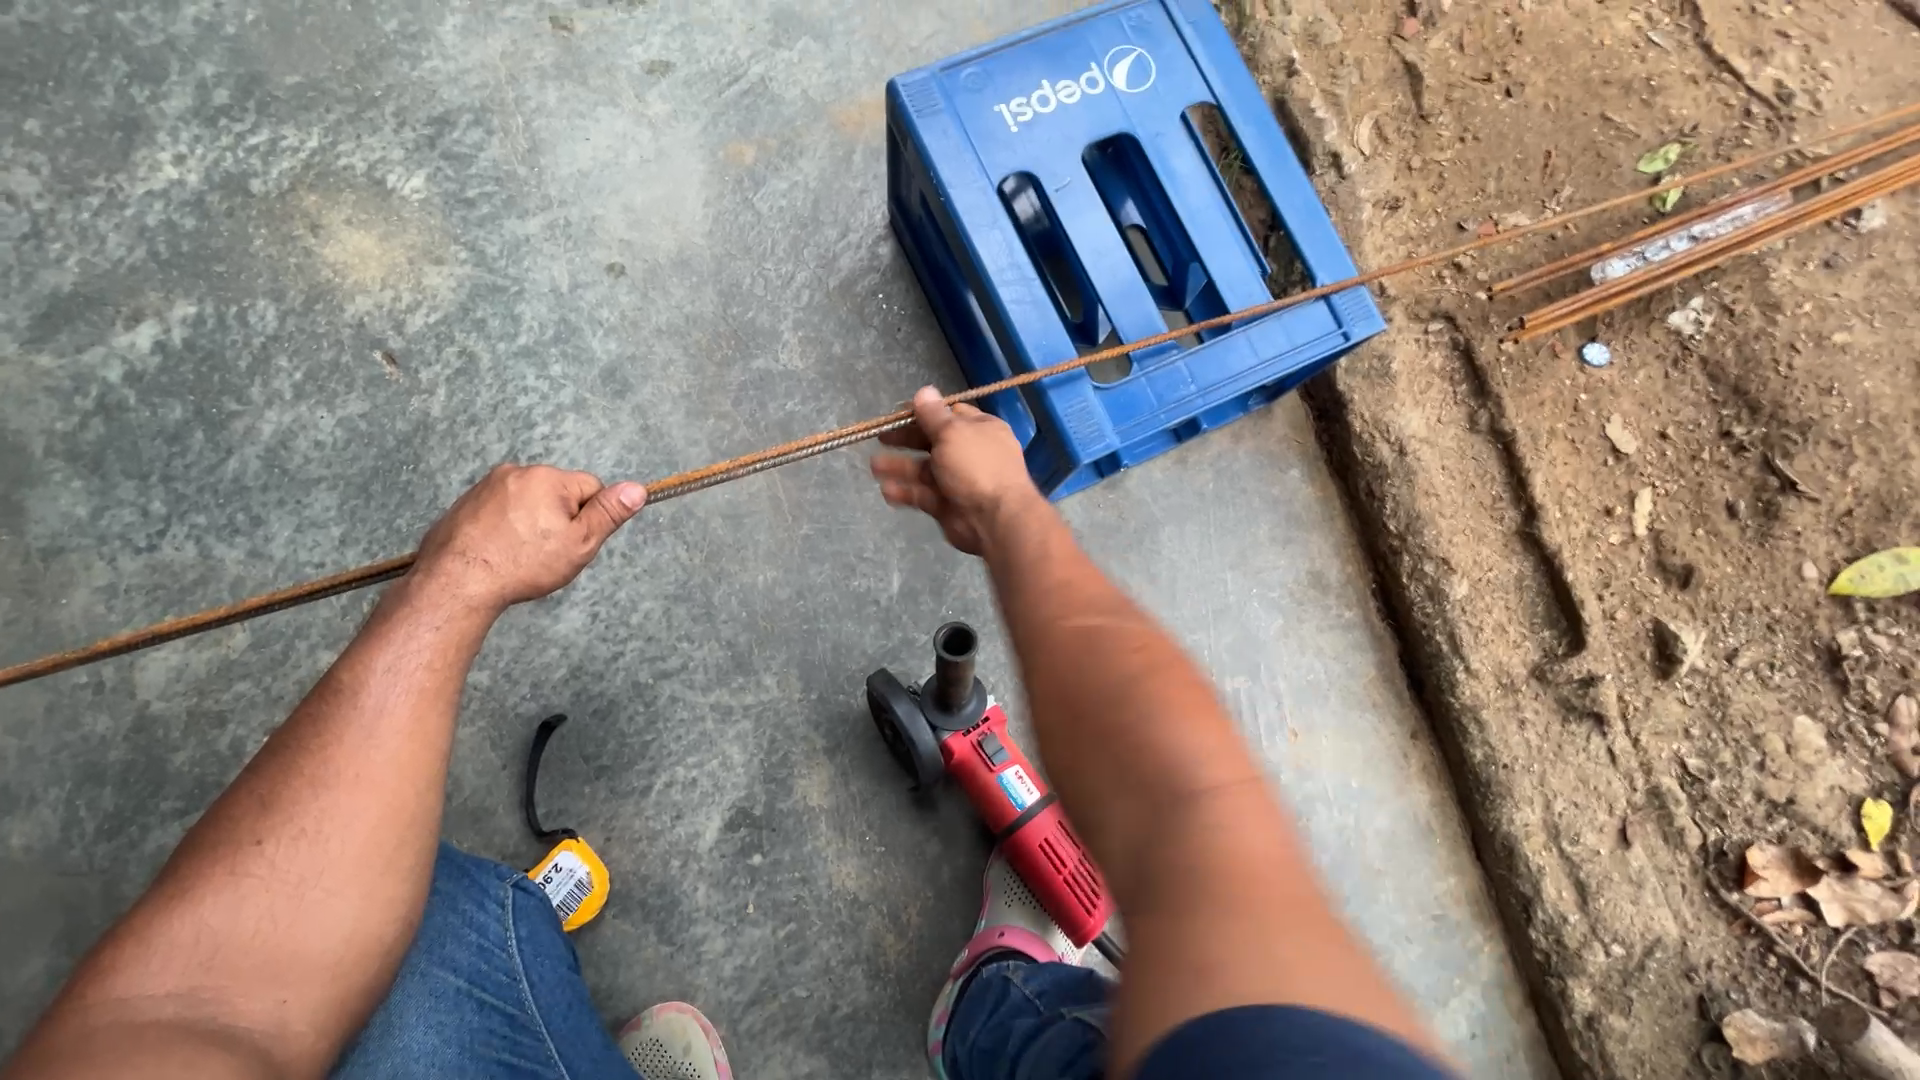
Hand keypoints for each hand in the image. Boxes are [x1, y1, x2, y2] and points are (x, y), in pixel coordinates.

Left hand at [412, 465, 646, 613]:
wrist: (456, 582)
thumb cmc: (523, 565)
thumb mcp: (579, 543)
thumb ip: (609, 513)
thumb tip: (638, 488)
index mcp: (548, 478)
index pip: (591, 488)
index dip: (589, 518)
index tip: (571, 542)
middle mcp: (516, 472)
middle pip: (558, 493)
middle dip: (559, 518)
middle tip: (547, 551)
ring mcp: (486, 486)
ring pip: (529, 501)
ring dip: (532, 521)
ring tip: (521, 554)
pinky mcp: (465, 502)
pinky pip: (501, 508)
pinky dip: (506, 526)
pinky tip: (500, 550)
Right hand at [870, 387, 1045, 555]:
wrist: (995, 520)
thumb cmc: (976, 467)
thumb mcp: (953, 432)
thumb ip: (933, 414)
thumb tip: (924, 390)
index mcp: (979, 429)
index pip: (949, 415)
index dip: (924, 413)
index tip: (898, 414)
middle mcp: (969, 453)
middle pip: (932, 442)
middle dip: (905, 440)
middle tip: (880, 437)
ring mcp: (958, 481)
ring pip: (923, 470)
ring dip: (899, 467)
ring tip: (873, 467)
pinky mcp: (946, 505)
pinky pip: (922, 495)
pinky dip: (905, 492)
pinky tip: (886, 490)